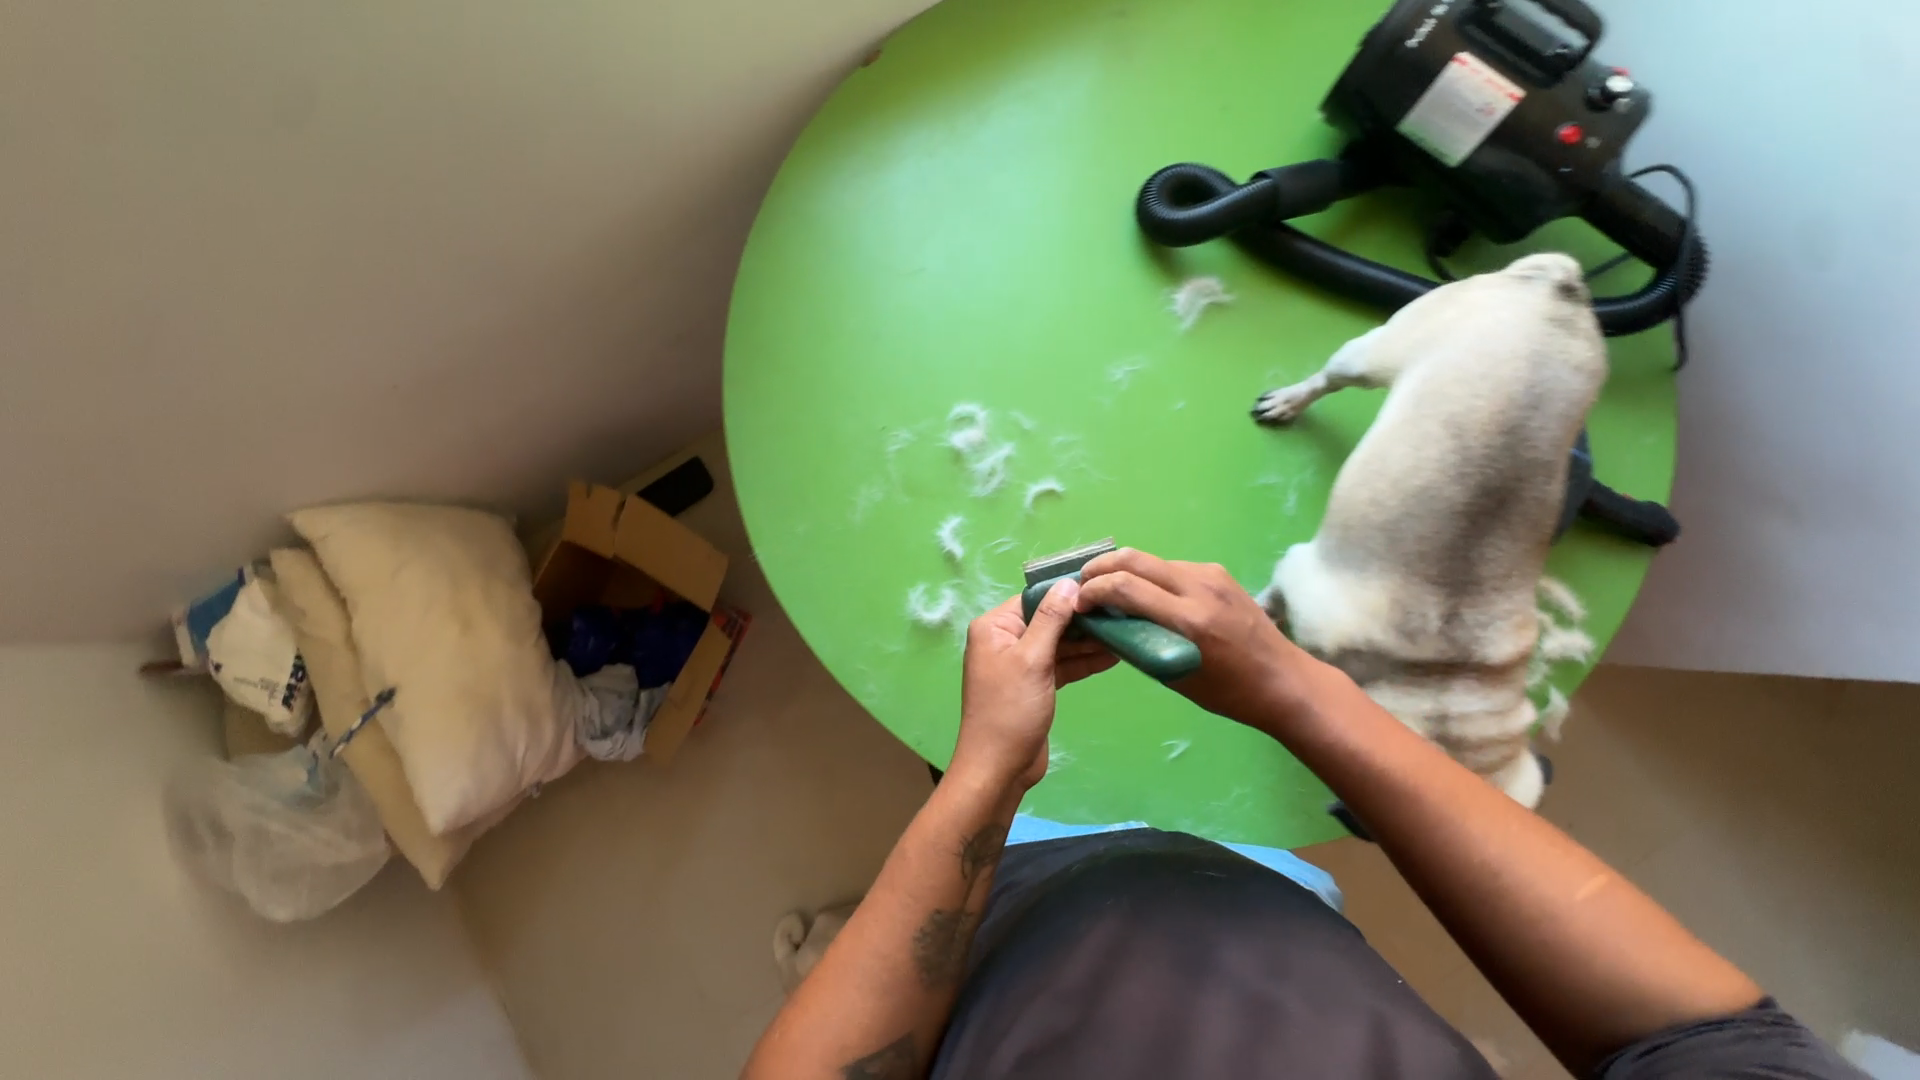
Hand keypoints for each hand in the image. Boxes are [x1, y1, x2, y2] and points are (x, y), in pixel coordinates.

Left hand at [950, 581, 1119, 793]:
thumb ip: (1051, 620)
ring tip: (1126, 629)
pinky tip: (1114, 655)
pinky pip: (1063, 664)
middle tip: (1123, 609)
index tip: (1104, 586)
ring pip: (1059, 643)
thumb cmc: (1011, 710)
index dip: (1067, 592)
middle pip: (1049, 619)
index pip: (1034, 598)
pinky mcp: (1036, 684)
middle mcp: (1005, 640)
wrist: (999, 768)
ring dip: (1088, 640)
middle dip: (1082, 617)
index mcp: (995, 627)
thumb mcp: (1032, 659)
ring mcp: (1021, 663)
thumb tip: (1069, 582)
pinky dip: (1084, 661)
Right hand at [1075, 548, 1331, 730]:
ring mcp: (1213, 576)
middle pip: (1135, 559)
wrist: (1285, 681)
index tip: (1077, 603)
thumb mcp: (1175, 676)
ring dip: (1125, 570)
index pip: (1126, 587)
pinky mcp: (1220, 574)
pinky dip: (1151, 576)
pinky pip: (1174, 567)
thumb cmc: (1229, 693)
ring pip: (1153, 560)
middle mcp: (1200, 588)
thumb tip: (1106, 624)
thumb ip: (1140, 644)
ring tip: (1107, 589)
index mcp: (1189, 620)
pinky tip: (1145, 593)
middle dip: (1100, 568)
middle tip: (1082, 585)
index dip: (1093, 590)